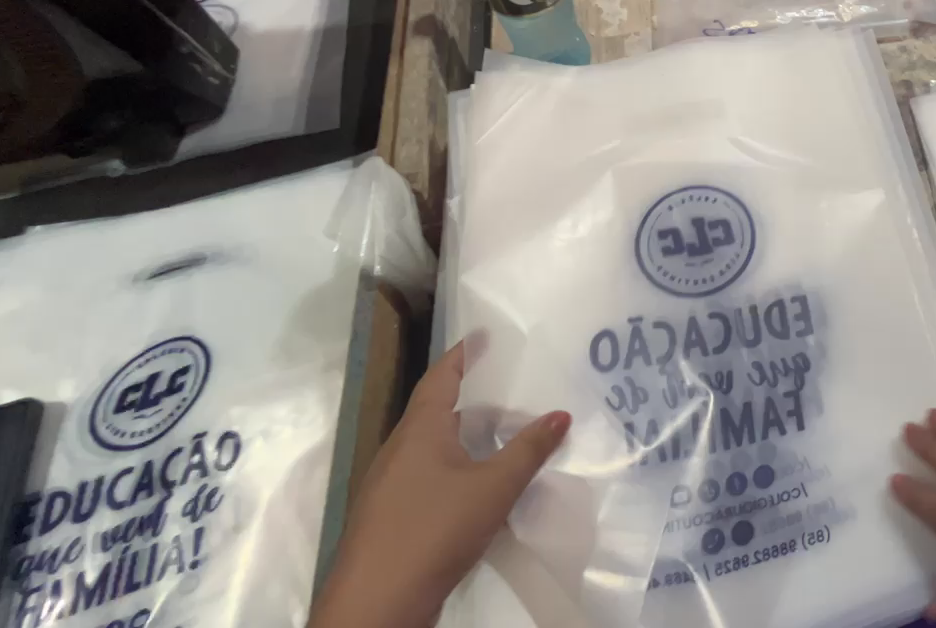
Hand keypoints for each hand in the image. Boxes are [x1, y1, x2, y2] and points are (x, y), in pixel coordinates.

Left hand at [310, 341, 571, 627]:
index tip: (481, 335)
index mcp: (418, 432)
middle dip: (466, 394)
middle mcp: (398, 452)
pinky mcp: (389, 519)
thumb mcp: (494, 487)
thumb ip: (529, 449)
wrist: (374, 610)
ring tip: (498, 426)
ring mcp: (388, 488)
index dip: (462, 355)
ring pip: (429, 446)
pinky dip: (453, 463)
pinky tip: (477, 479)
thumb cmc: (433, 531)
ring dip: (460, 432)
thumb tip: (562, 414)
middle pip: (433, 411)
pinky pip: (426, 474)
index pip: (440, 379)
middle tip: (504, 379)